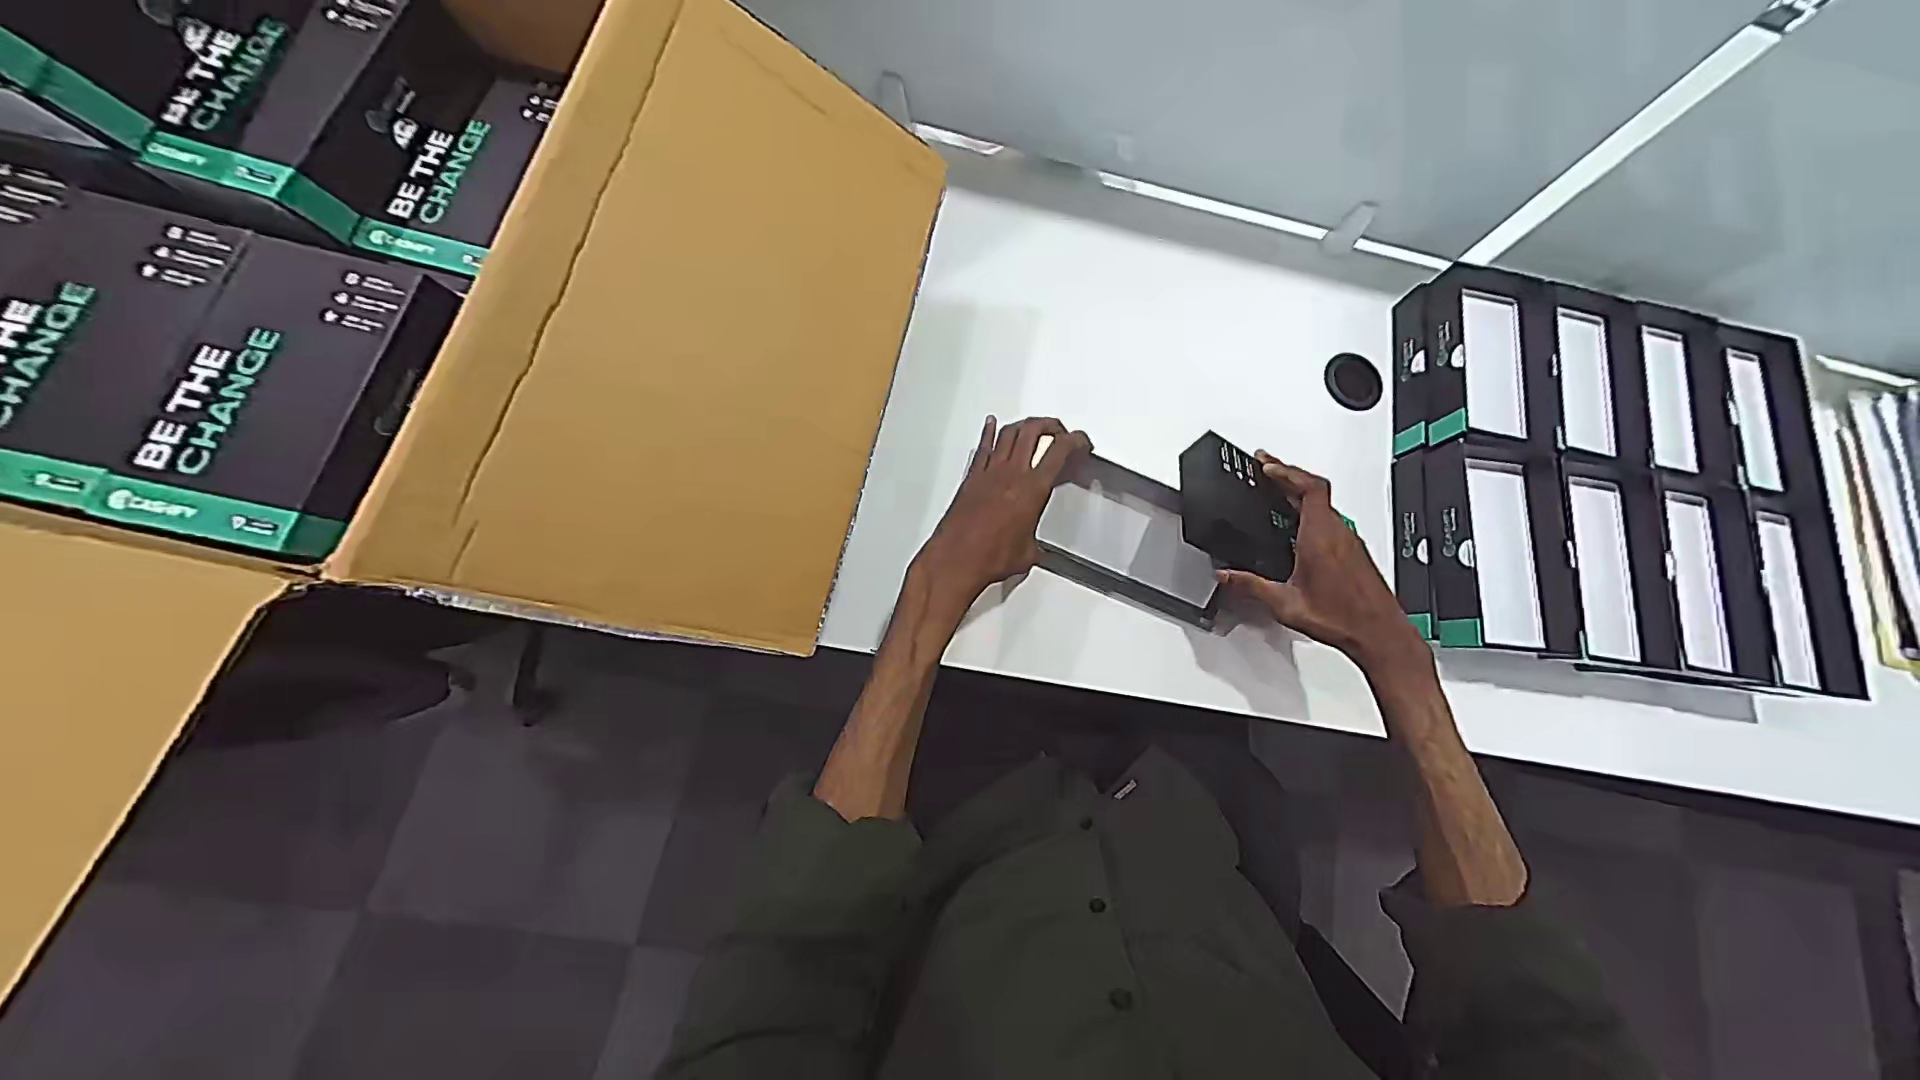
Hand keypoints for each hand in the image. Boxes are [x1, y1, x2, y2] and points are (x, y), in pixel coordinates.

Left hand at [911, 416, 1091, 616]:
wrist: (956, 560)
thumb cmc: (988, 557)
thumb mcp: (1026, 553)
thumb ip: (1034, 545)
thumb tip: (1033, 550)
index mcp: (1032, 489)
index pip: (1060, 450)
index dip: (1075, 440)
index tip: (1080, 441)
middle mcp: (1011, 474)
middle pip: (1033, 430)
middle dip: (1051, 425)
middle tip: (1058, 432)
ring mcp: (988, 473)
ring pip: (1008, 433)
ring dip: (1024, 425)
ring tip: (1032, 427)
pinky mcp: (971, 478)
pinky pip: (983, 447)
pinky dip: (989, 432)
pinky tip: (990, 425)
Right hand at [1217, 452, 1427, 677]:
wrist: (1380, 634)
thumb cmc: (1344, 618)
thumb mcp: (1284, 604)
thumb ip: (1250, 586)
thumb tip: (1226, 575)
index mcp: (1320, 537)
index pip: (1308, 487)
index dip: (1286, 471)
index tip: (1267, 466)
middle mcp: (1338, 533)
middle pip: (1315, 489)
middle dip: (1288, 476)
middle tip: (1266, 468)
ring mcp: (1349, 541)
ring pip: (1324, 503)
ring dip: (1301, 492)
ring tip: (1279, 491)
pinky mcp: (1355, 551)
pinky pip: (1331, 518)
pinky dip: (1311, 510)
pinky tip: (1298, 525)